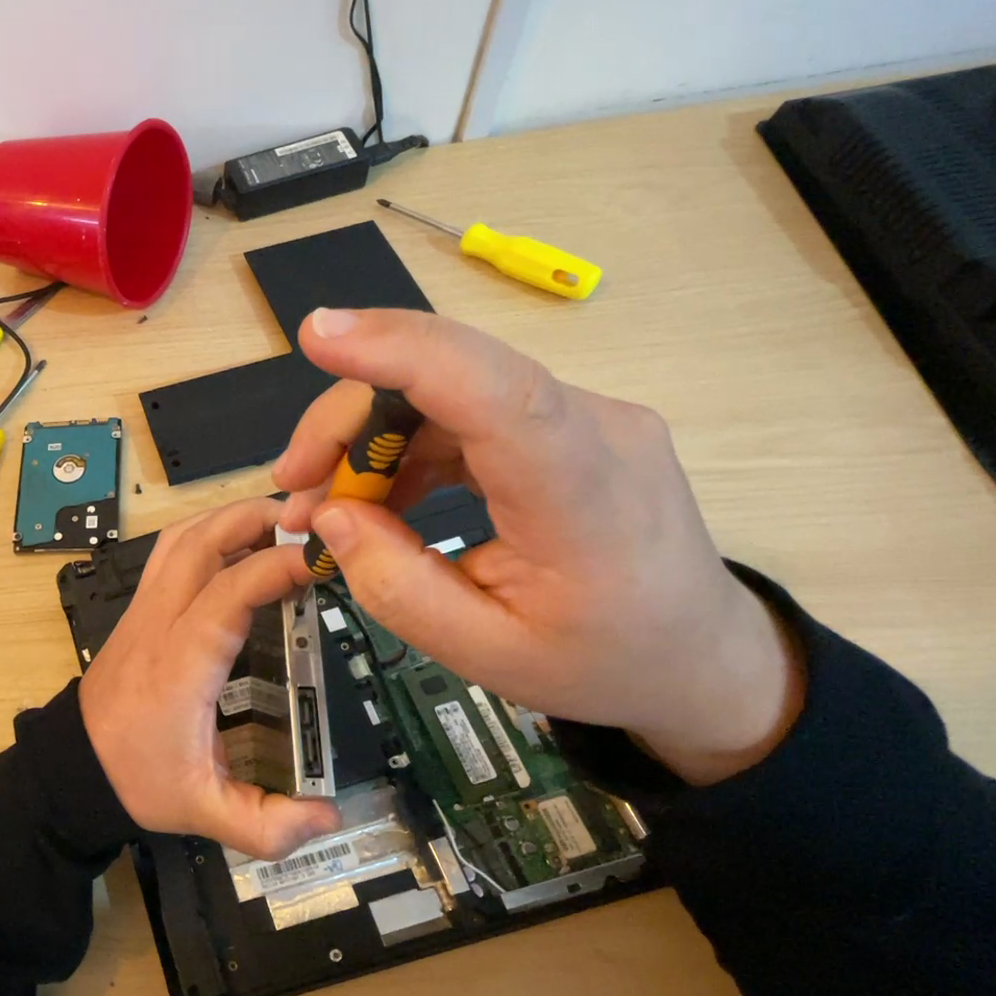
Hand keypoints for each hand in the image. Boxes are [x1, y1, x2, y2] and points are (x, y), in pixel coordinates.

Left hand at [80, 498, 342, 858]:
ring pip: (181, 538)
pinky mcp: (139, 609)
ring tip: (280, 527)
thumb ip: (268, 825)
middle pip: (200, 542)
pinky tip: (239, 548)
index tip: (323, 562)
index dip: (276, 566)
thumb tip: (329, 816)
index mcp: (180, 664)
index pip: (228, 592)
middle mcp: (159, 623)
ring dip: (229, 519)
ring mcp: (143, 609)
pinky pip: (170, 552)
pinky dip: (207, 534)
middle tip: (310, 523)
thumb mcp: (204, 813)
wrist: (75, 765)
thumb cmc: (138, 779)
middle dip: (255, 518)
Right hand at [274, 308, 802, 785]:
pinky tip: (376, 497)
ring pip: (443, 392)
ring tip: (324, 506)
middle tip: (294, 489)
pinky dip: (403, 448)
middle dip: (349, 422)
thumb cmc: (602, 662)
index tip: (318, 333)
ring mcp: (579, 415)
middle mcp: (590, 425)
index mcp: (581, 491)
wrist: (701, 656)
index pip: (493, 390)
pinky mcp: (561, 423)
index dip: (400, 352)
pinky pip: (462, 412)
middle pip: (445, 381)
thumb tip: (330, 515)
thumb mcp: (486, 654)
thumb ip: (397, 587)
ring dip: (368, 438)